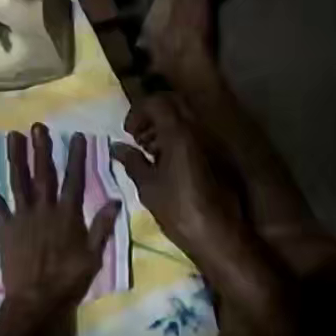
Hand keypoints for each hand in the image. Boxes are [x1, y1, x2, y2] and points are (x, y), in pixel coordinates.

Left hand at [0, 125, 121, 319]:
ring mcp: (23, 216)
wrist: (37, 299)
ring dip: (16, 157)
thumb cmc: (69, 279)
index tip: (78, 137)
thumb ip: (102, 226)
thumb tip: (116, 200)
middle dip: (42, 149)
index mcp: (68, 214)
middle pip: (44, 173)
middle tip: (39, 126)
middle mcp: (45, 209)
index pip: (74, 179)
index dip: (77, 157)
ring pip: (19, 181)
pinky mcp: (5, 227)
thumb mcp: (94, 255)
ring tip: (14, 136)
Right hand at [111, 96, 243, 260]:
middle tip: (139, 138)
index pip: (157, 102)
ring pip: (187, 119)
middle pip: (174, 105)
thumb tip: (117, 147)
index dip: (138, 112)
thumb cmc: (178, 209)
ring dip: (166, 127)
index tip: (129, 132)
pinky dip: (179, 139)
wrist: (217, 232)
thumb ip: (132, 161)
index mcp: (179, 132)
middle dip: (152, 115)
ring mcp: (211, 142)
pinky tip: (168, 164)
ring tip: (151, 153)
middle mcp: (198, 130)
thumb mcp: (147, 186)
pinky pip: (196, 135)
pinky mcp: (218, 156)